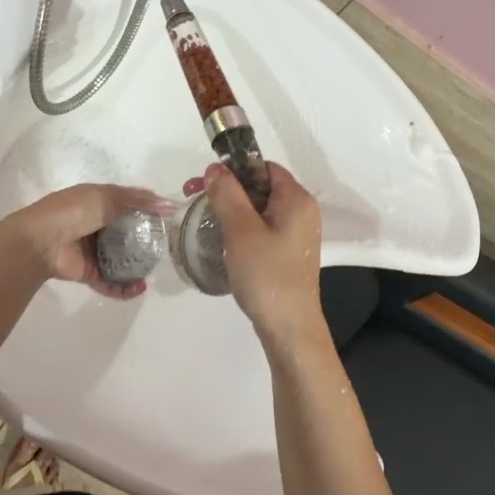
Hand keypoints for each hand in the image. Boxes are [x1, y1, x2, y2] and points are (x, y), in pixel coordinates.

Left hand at [3, 184, 174, 299]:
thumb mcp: (106, 197)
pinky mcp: (88, 273)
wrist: (42, 240)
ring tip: (152, 271)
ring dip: (137, 268)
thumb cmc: (74, 211)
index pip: (128, 204)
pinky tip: (138, 288)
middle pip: (126, 234)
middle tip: (166, 247)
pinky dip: (124, 288)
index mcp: (97, 202)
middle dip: (145, 241)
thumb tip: (165, 203)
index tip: (170, 216)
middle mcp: (96, 225)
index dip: (148, 208)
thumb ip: (135, 200)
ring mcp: (92, 251)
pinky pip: (110, 282)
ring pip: (120, 261)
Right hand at [193, 162, 323, 339]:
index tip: (203, 182)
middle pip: (259, 186)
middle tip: (193, 198)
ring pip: (258, 209)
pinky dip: (240, 227)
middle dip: (226, 189)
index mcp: (296, 200)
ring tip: (203, 219)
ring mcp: (295, 234)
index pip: (263, 166)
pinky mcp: (287, 253)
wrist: (289, 328)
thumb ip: (227, 194)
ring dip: (230, 209)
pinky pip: (261, 228)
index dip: (233, 169)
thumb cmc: (266, 274)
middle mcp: (301, 211)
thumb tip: (215, 169)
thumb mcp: (241, 230)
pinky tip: (221, 240)